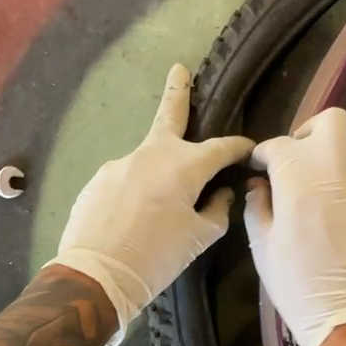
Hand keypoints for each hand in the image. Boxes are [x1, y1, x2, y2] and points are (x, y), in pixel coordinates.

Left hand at [49, 64, 253, 336]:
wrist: (96, 276)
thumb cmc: (156, 258)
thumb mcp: (198, 239)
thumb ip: (217, 211)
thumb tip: (221, 194)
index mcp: (183, 166)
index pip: (221, 148)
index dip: (238, 147)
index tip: (248, 149)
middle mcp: (149, 155)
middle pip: (169, 116)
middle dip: (178, 92)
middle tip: (179, 69)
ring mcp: (118, 165)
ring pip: (146, 163)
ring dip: (156, 175)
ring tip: (154, 210)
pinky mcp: (96, 182)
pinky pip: (124, 183)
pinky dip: (132, 195)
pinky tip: (130, 220)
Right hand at [246, 108, 345, 345]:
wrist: (344, 318)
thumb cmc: (294, 285)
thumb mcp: (262, 247)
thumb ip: (258, 206)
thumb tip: (259, 184)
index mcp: (301, 187)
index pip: (282, 145)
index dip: (266, 152)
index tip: (260, 166)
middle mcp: (337, 180)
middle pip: (331, 123)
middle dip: (307, 133)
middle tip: (293, 161)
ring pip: (341, 165)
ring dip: (322, 177)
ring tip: (310, 213)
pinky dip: (339, 203)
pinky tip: (331, 234)